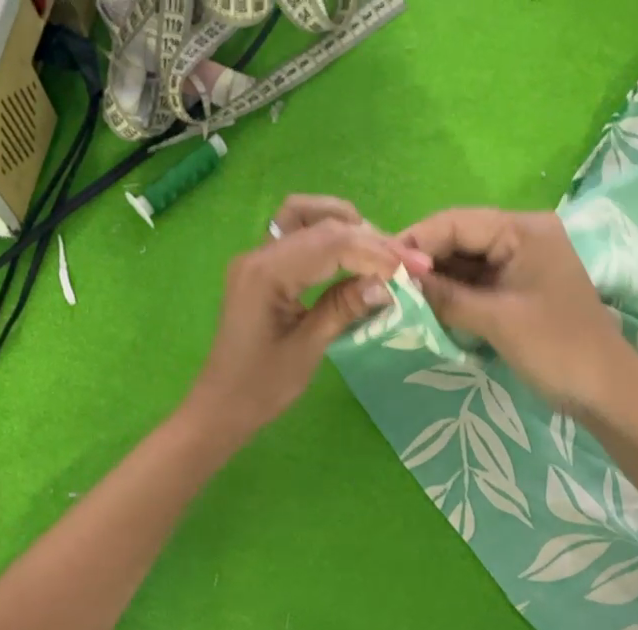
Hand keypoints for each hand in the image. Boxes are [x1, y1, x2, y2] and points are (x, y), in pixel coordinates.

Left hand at [184, 195, 429, 434]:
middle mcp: (258, 254)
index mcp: (266, 274)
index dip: (377, 253)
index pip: (331, 244)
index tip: (415, 269)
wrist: (222, 405)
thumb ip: (344, 307)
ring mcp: (257, 258)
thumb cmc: (262, 387)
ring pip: (305, 217)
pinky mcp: (261, 269)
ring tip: (382, 252)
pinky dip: (328, 237)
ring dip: (347, 226)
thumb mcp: (308, 349)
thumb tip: (388, 283)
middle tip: (408, 262)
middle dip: (370, 240)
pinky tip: (353, 255)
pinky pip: (296, 235)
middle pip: (322, 226)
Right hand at [400, 208, 631, 412]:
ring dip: (432, 280)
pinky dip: (450, 295)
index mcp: (524, 230)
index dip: (415, 242)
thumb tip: (396, 283)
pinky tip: (424, 308)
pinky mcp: (517, 289)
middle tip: (381, 285)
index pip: (456, 222)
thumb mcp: (496, 320)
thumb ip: (445, 298)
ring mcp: (520, 263)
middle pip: (458, 238)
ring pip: (463, 263)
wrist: (603, 389)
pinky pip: (475, 283)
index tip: (377, 266)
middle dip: (421, 261)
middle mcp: (522, 236)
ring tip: (395, 298)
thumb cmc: (556, 347)